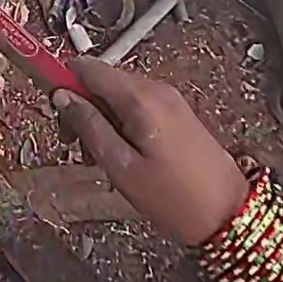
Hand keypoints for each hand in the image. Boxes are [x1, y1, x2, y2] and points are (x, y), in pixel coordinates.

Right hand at [53, 57, 249, 245]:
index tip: (51, 109)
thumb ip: (89, 127)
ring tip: (98, 157)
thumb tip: (61, 96)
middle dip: (80, 106)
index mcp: (140, 97)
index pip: (88, 67)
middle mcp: (155, 87)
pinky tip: (120, 154)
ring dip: (98, 117)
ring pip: (116, 94)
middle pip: (101, 80)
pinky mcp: (175, 111)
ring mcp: (168, 97)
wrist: (231, 214)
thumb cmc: (173, 197)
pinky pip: (135, 104)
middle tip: (73, 146)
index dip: (63, 80)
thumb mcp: (121, 167)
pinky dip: (119, 122)